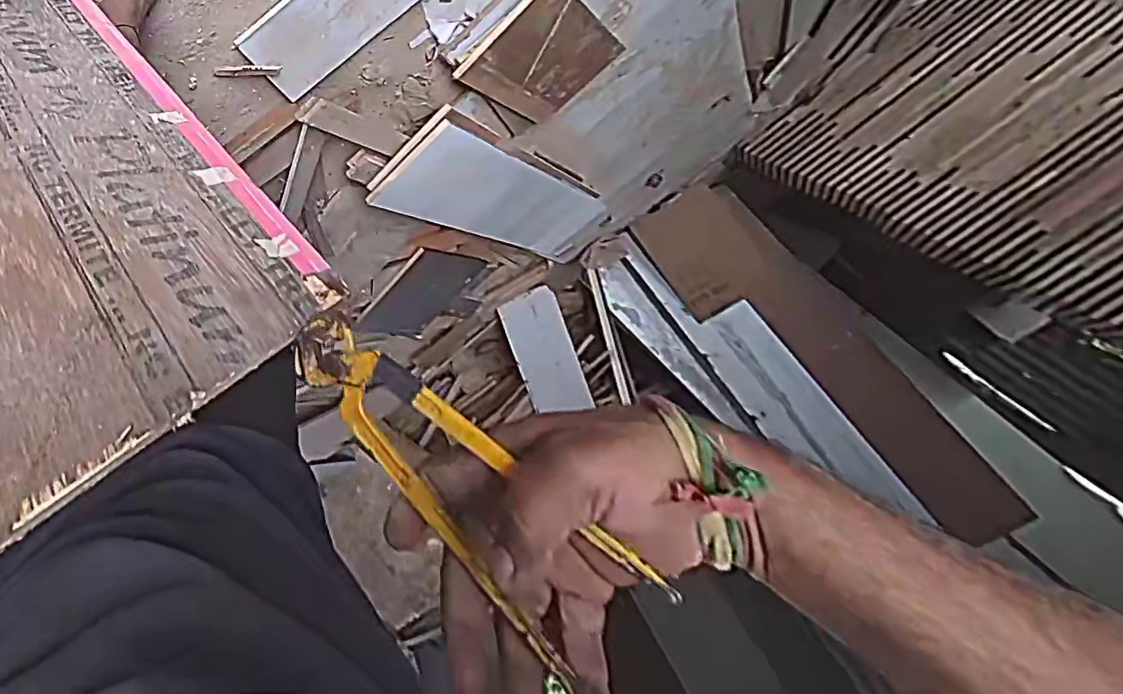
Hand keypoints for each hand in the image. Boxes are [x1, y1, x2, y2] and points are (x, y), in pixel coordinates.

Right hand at [386, 405, 713, 692]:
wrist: (723, 491)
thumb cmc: (648, 451)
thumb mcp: (580, 464)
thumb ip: (531, 509)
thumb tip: (501, 566)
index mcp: (506, 464)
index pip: (445, 483)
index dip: (416, 507)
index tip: (399, 540)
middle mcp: (519, 505)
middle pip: (475, 561)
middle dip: (466, 617)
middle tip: (466, 672)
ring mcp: (552, 546)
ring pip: (516, 603)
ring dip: (514, 651)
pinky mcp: (589, 581)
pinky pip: (567, 627)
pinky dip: (568, 659)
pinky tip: (575, 680)